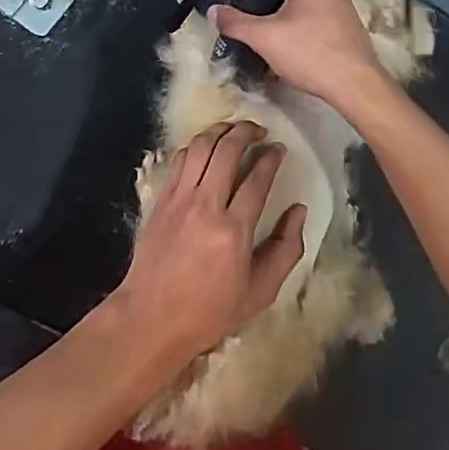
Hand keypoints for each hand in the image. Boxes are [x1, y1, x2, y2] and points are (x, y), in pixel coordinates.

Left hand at [113, 121, 306, 361]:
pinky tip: (207, 147)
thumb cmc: (210, 311)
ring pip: (201, 147)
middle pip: (228, 150)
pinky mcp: (162, 201)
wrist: (149, 320)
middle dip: (247, 132)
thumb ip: (286, 249)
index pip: (258, 177)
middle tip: (260, 131)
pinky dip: (197, 145)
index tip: (279, 149)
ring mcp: (180, 200)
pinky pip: (181, 159)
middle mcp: (206, 206)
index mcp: (234, 230)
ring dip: (221, 130)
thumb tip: (299, 210)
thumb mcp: (260, 291)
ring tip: (235, 129)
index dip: (271, 157)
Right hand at [209, 0, 391, 108]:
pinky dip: (304, 20)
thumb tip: (213, 11)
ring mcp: (343, 4)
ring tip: (265, 15)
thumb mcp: (264, 37)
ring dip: (290, 5)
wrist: (354, 84)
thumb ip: (235, 22)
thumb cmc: (310, 51)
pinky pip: (320, 13)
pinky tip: (290, 36)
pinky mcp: (347, 24)